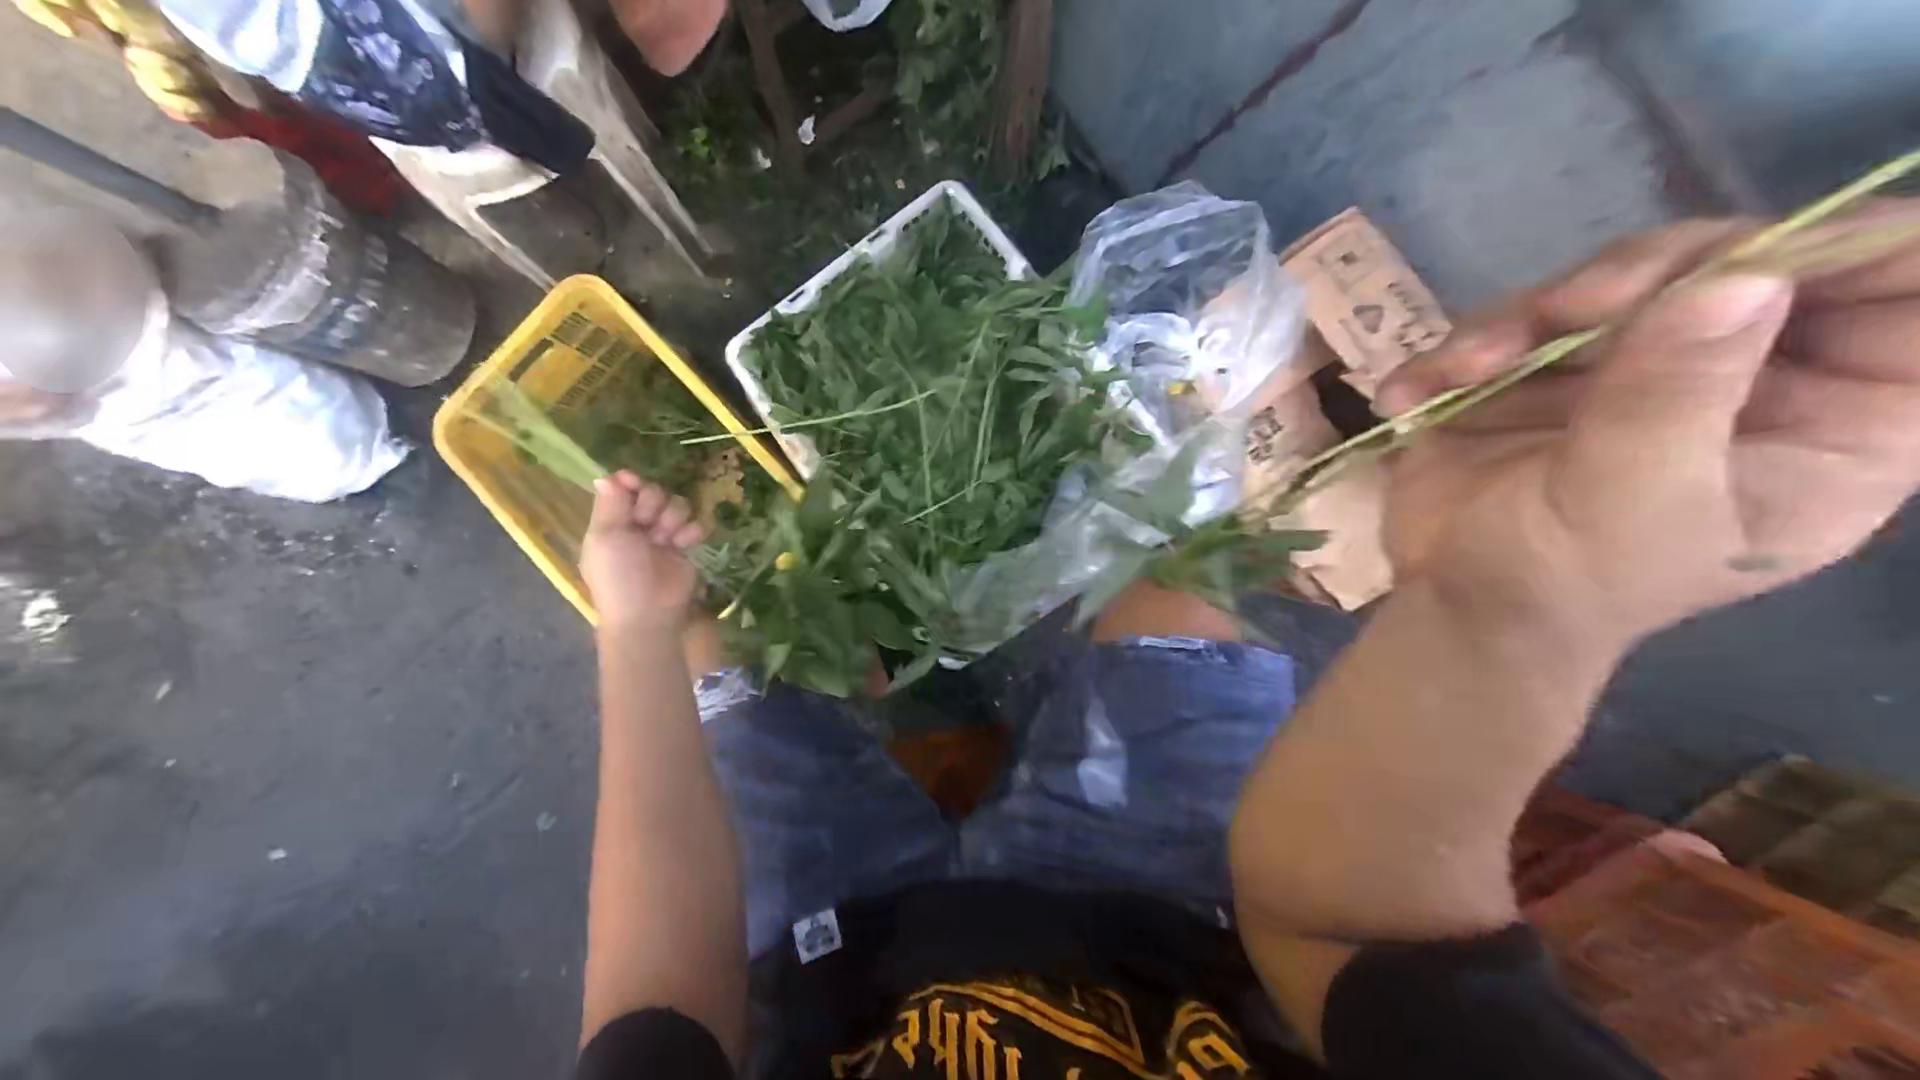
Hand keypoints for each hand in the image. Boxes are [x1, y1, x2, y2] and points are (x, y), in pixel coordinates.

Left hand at [581, 472, 707, 633]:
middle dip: (654, 503)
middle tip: (648, 523)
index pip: (623, 488)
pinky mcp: (688, 548)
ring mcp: (665, 536)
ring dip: (673, 517)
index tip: (636, 482)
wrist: (649, 612)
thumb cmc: (619, 574)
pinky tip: (684, 544)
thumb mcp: (605, 537)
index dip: (631, 481)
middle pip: (654, 492)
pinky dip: (692, 531)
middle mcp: (639, 525)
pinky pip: (697, 524)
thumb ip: (610, 504)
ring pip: (678, 505)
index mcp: (613, 522)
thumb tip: (605, 476)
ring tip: (667, 538)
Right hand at [1375, 207, 1919, 646]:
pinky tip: (1408, 395)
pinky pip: (1500, 331)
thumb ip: (1675, 399)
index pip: (1910, 296)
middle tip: (1568, 310)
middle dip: (1642, 275)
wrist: (1454, 604)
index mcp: (1826, 417)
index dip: (1860, 251)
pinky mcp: (1530, 377)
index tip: (1747, 263)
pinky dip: (1448, 355)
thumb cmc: (1564, 577)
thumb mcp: (1631, 503)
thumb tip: (1737, 277)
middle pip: (1730, 263)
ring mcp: (1622, 371)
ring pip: (1601, 286)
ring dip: (1517, 319)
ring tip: (1462, 369)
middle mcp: (1734, 376)